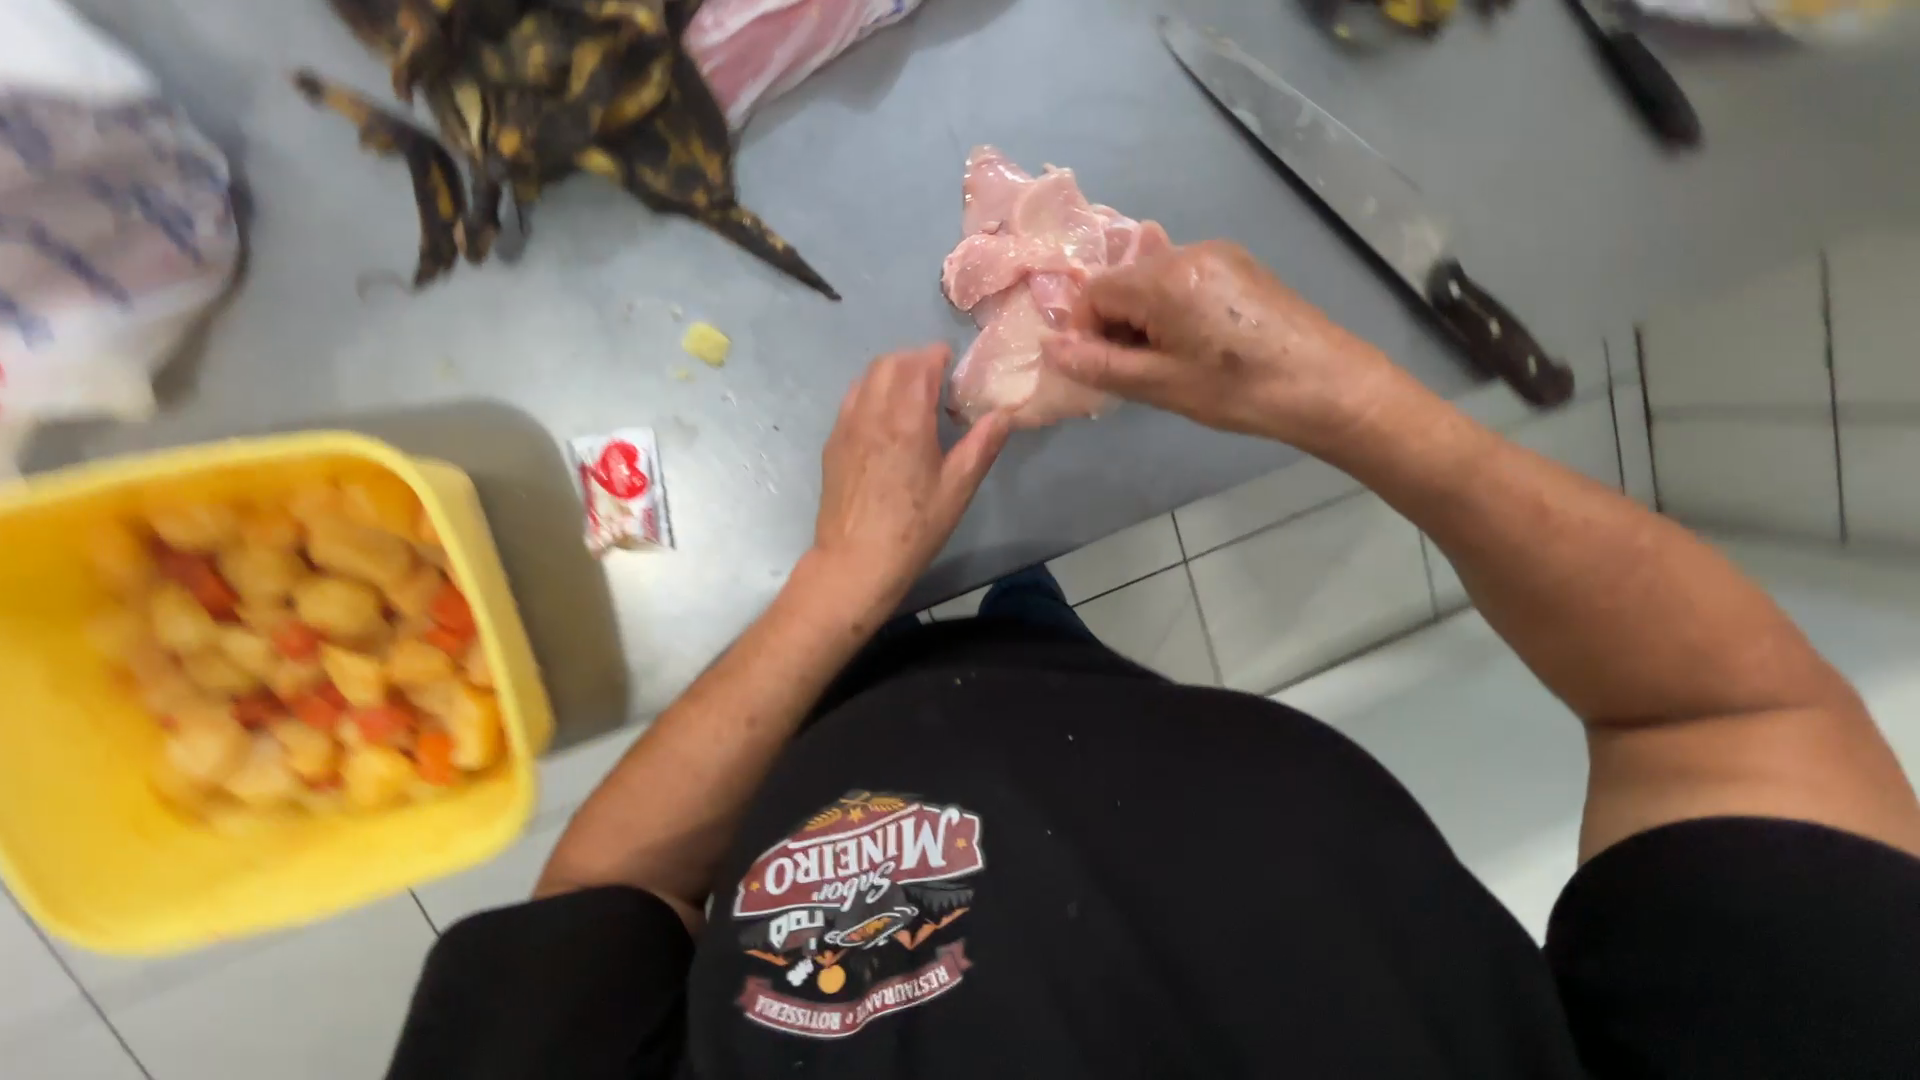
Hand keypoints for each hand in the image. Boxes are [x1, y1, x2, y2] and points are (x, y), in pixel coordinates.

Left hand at [811, 345, 1011, 607]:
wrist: (855, 561)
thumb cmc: (913, 529)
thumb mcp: (957, 490)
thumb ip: (981, 446)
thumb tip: (1004, 414)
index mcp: (906, 423)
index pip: (919, 366)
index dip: (936, 356)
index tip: (951, 359)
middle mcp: (872, 415)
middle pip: (888, 364)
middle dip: (913, 359)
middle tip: (934, 374)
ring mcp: (846, 427)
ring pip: (865, 378)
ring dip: (889, 372)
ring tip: (910, 392)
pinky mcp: (833, 444)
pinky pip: (850, 400)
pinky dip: (869, 392)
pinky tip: (884, 417)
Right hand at [1038, 240, 1404, 451]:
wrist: (1328, 386)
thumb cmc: (1240, 391)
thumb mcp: (1162, 386)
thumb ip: (1101, 366)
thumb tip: (1051, 350)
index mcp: (1166, 278)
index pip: (1094, 291)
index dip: (1085, 331)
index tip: (1104, 368)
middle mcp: (1189, 252)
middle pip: (1123, 282)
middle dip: (1115, 326)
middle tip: (1137, 371)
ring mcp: (1219, 255)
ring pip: (1153, 282)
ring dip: (1144, 320)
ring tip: (1169, 362)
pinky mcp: (1240, 266)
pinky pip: (1183, 281)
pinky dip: (1172, 311)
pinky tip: (1196, 345)